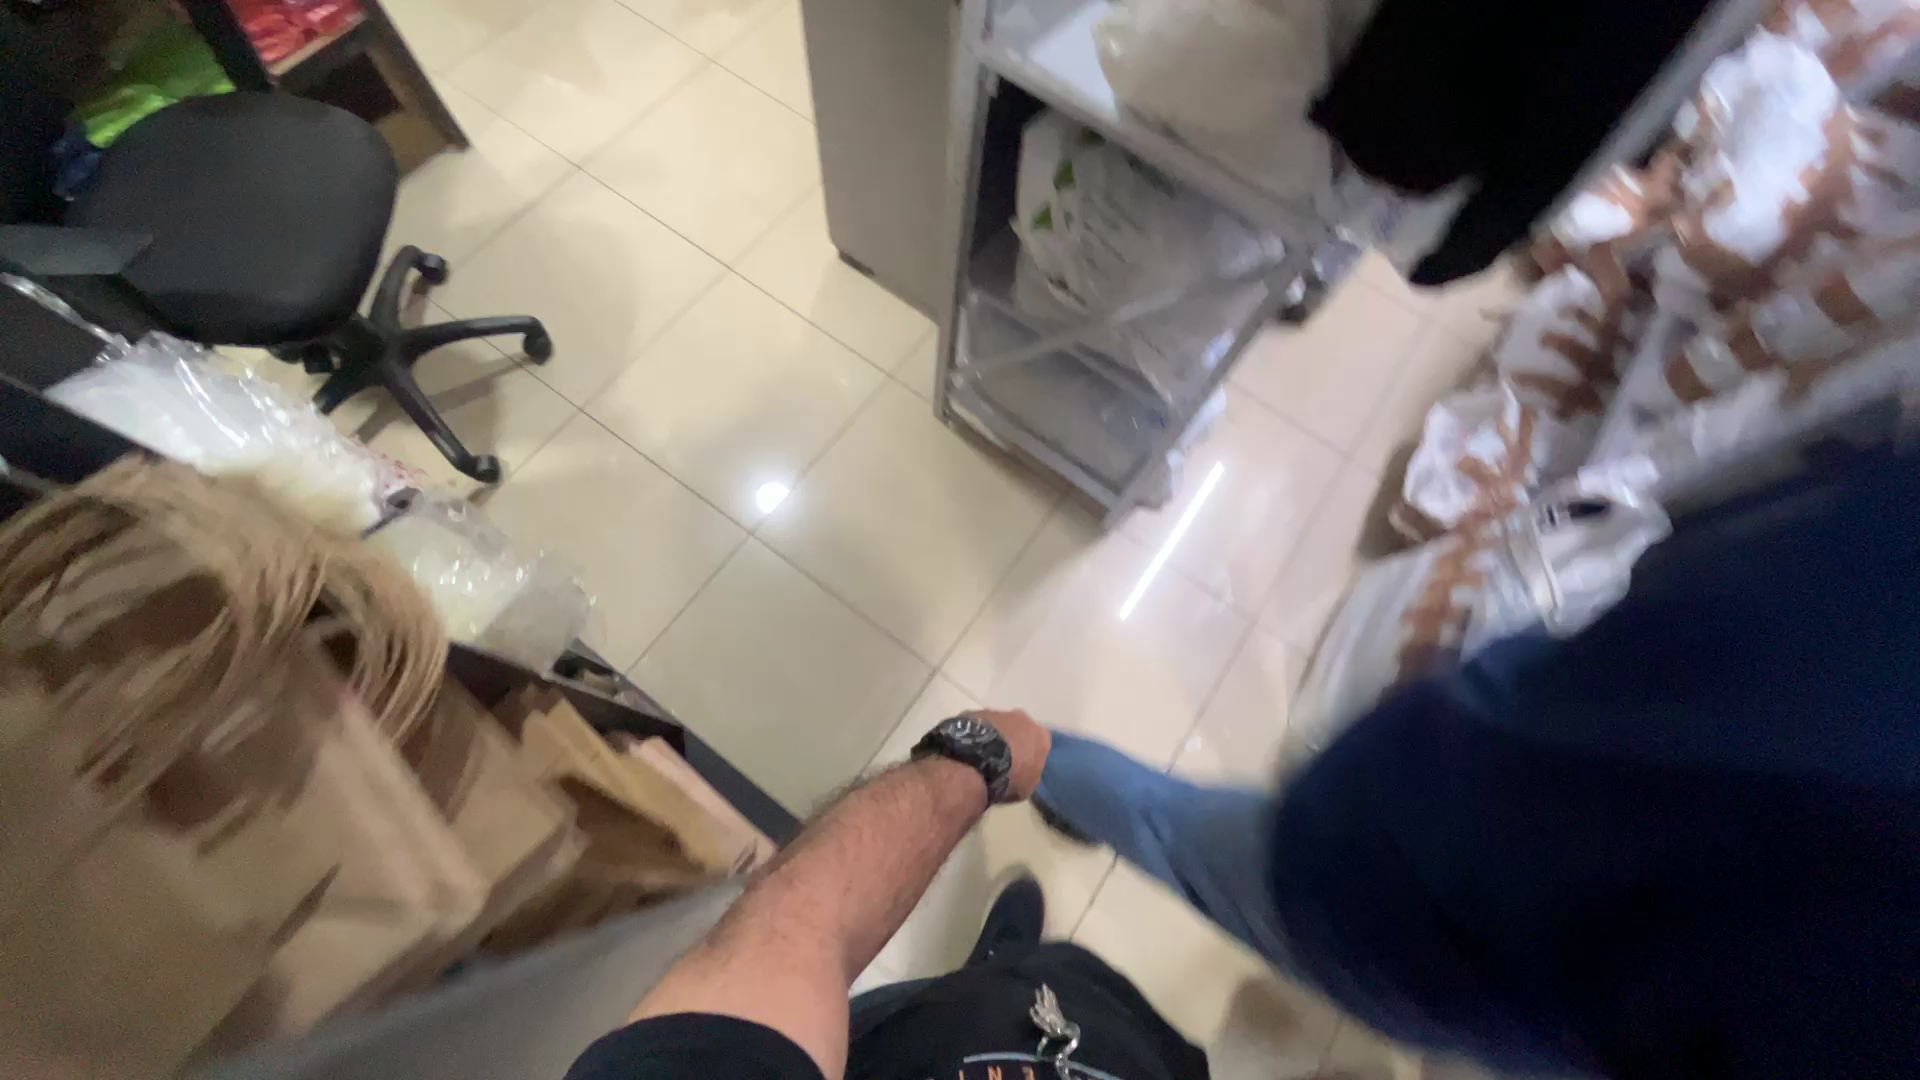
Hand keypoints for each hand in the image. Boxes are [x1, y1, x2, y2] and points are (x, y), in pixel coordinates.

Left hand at [973, 708, 1049, 802]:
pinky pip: (977, 724)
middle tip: (1002, 758)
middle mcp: (1022, 718)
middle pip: (1019, 728)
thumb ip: (1030, 773)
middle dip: (1013, 739)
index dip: (1031, 754)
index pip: (1040, 742)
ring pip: (998, 724)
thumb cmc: (1010, 777)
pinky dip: (975, 734)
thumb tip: (1024, 771)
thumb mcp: (1028, 786)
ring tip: (981, 755)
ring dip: (993, 735)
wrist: (977, 762)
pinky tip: (968, 749)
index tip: (1022, 765)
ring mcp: (997, 712)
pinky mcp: (974, 712)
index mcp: (1041, 735)